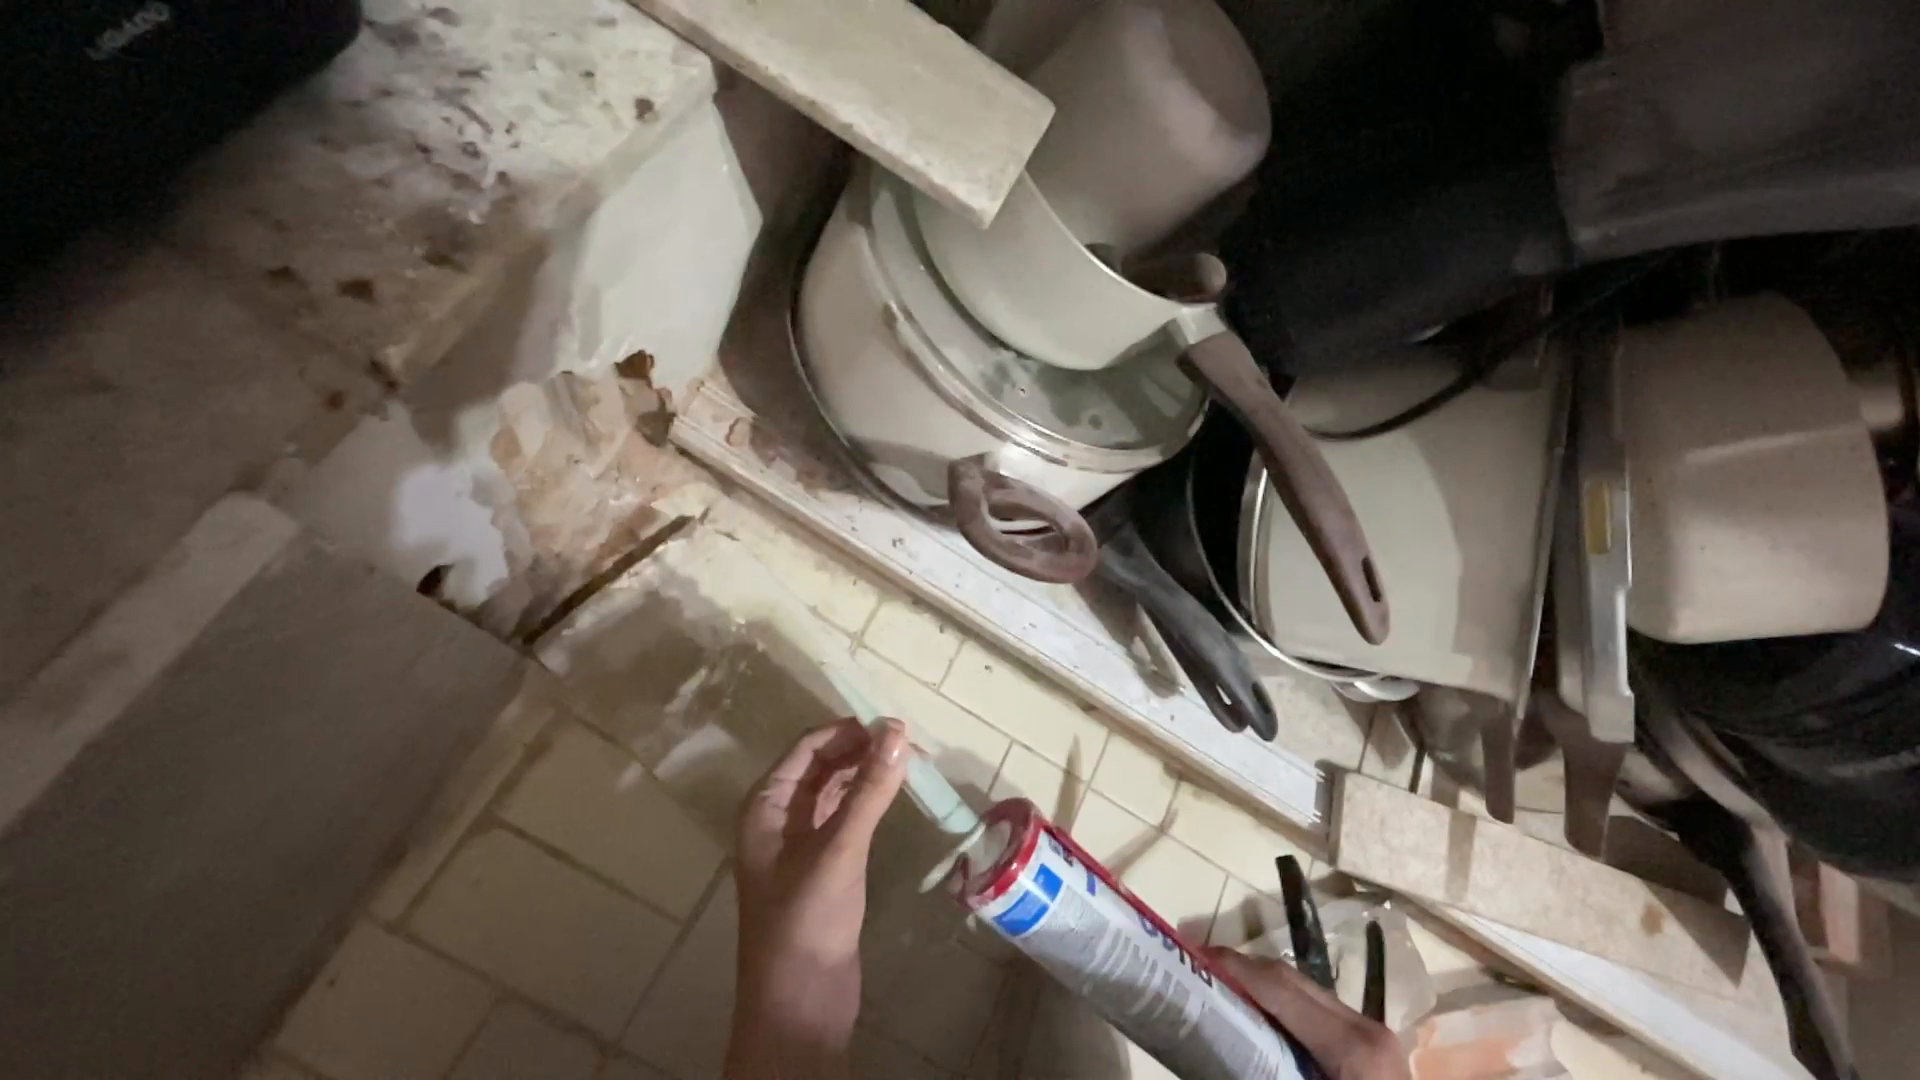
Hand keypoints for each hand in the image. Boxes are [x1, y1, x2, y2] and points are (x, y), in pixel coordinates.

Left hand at [727, 717, 908, 1076]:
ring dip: (866, 773)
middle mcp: (779, 816)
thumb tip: (897, 732)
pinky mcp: (824, 865)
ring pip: (835, 790)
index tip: (892, 723)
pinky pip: (846, 817)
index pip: (807, 748)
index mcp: (765, 805)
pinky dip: (868, 801)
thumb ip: (869, 790)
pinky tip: (894, 793)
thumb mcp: (838, 850)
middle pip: (821, 765)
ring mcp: (801, 842)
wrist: (798, 1004)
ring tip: (908, 760)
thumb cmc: (804, 920)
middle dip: (860, 749)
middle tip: (908, 741)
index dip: (847, 731)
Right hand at [1207, 947, 1410, 1079]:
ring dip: (1259, 986)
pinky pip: (1318, 1012)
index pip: (1278, 986)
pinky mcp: (1376, 1048)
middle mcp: (1366, 1029)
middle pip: (1288, 979)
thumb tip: (1209, 1055)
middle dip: (1238, 970)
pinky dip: (1282, 1006)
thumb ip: (1260, 1066)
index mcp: (1352, 1048)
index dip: (1232, 968)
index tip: (1190, 959)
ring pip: (1304, 991)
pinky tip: (1258, 1019)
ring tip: (1219, 990)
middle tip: (1194, 971)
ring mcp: (1375, 1036)